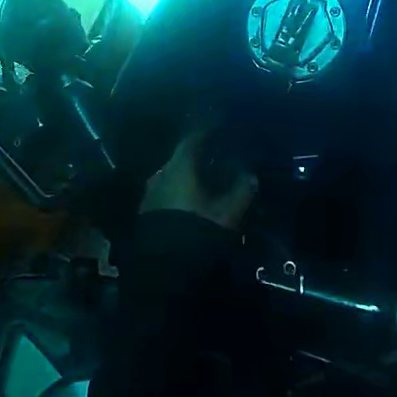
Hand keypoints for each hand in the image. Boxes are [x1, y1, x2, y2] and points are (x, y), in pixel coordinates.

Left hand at [140, 130, 257, 228]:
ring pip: (171, 176)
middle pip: (181, 157)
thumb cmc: (197, 232)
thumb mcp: (227, 214)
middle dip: (198, 155)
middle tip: (216, 155)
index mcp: (179, 168)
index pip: (192, 139)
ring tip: (204, 180)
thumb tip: (252, 174)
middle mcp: (161, 175)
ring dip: (187, 175)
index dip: (207, 130)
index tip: (220, 124)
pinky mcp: (145, 214)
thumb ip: (242, 191)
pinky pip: (165, 192)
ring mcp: (149, 195)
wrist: (162, 271)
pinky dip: (178, 191)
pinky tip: (189, 201)